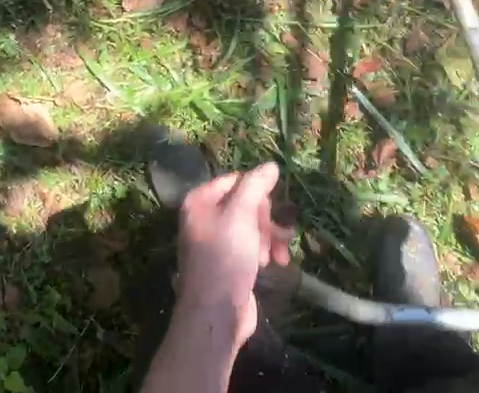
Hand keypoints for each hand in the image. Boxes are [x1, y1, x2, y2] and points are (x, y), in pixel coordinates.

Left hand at [173, 162, 293, 349]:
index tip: (273, 209)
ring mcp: (217, 241)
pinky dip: (265, 252)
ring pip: (252, 226)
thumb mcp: (241, 215)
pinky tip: (274, 265)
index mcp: (199, 200)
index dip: (258, 194)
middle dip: (266, 220)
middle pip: (246, 204)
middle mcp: (205, 217)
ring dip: (269, 238)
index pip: (236, 181)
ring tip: (277, 256)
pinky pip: (251, 246)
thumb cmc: (225, 257)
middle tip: (278, 235)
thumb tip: (270, 165)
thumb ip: (255, 186)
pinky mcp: (229, 262)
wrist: (217, 313)